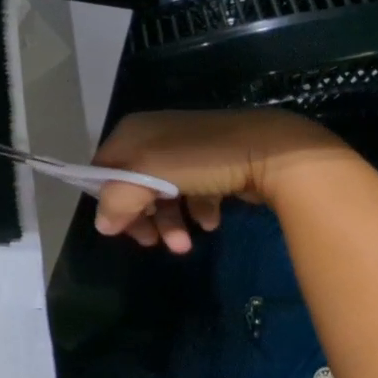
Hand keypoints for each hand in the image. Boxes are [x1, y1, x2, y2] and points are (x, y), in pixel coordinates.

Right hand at [90, 108, 346, 253]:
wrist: (274, 152)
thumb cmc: (200, 160)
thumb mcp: (146, 175)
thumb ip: (117, 201)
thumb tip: (103, 225)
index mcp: (133, 132)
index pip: (104, 169)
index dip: (107, 200)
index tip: (121, 229)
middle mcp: (156, 137)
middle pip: (135, 185)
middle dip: (143, 218)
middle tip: (151, 243)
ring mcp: (188, 151)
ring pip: (166, 193)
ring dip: (170, 223)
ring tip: (185, 245)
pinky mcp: (217, 164)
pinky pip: (197, 192)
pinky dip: (197, 211)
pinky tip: (210, 223)